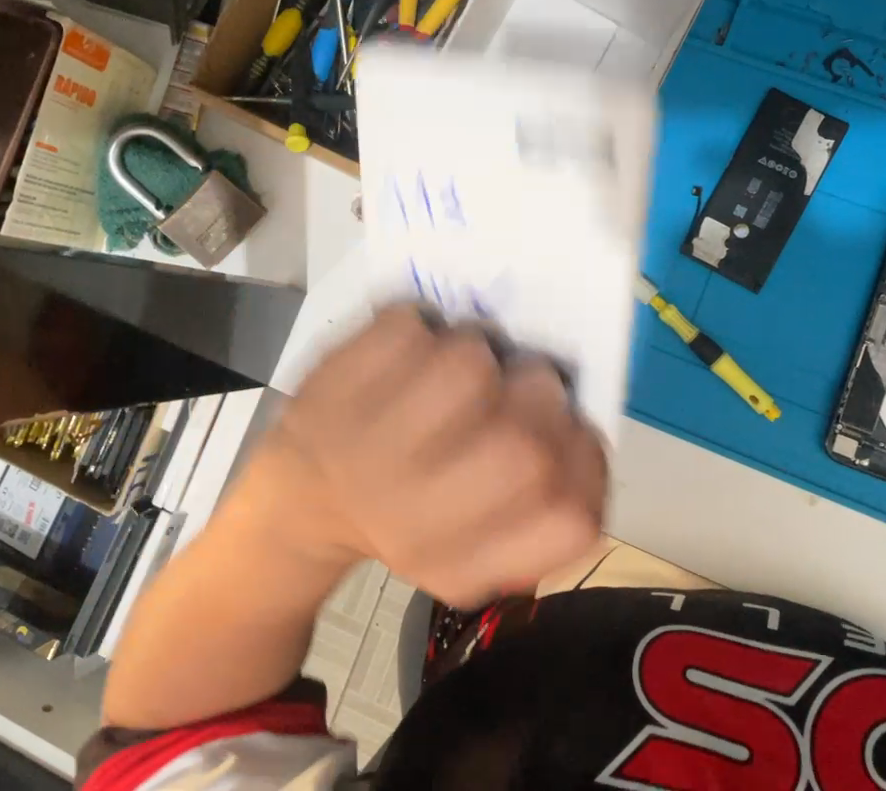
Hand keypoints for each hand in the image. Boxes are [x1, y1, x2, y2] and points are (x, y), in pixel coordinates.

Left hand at [247, 304, 608, 606]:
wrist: (299, 504)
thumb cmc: (401, 518)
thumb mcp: (471, 555)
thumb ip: (535, 513)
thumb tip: (578, 431)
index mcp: (460, 562)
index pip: (570, 518)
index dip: (587, 460)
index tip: (569, 432)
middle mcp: (412, 516)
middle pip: (525, 446)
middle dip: (541, 395)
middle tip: (526, 382)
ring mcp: (365, 447)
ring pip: (469, 367)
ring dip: (484, 352)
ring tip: (468, 364)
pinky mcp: (332, 384)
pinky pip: (408, 326)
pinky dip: (425, 324)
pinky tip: (417, 349)